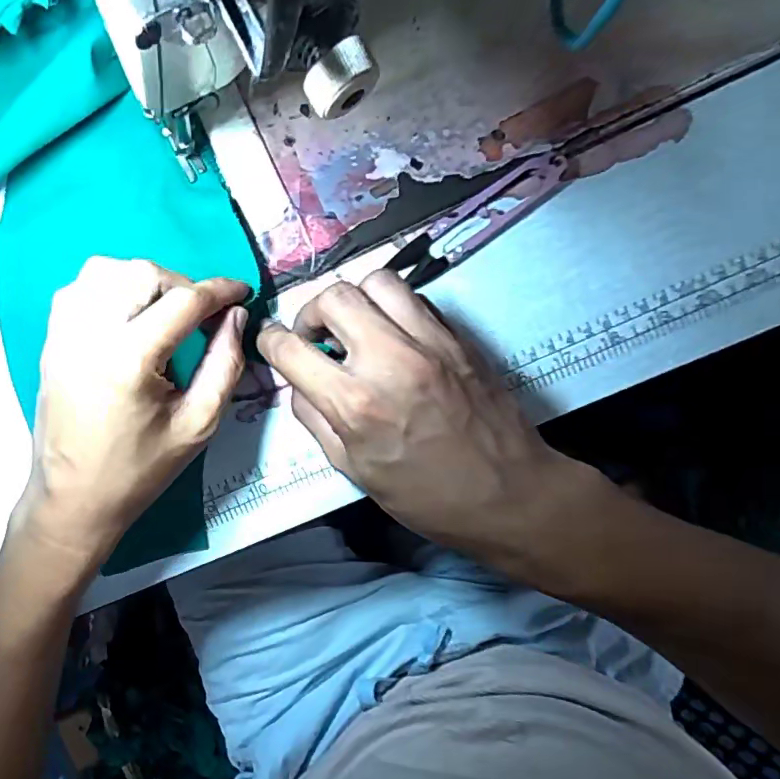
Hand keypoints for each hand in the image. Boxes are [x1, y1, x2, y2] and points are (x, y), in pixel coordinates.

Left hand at [18, 257, 249, 564]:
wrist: (74, 497)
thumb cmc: (140, 469)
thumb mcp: (198, 424)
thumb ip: (225, 364)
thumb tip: (237, 316)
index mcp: (130, 360)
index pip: (183, 300)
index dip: (220, 291)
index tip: (242, 293)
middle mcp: (91, 334)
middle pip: (143, 273)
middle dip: (182, 285)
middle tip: (201, 316)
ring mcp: (64, 333)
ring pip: (107, 269)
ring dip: (145, 281)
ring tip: (165, 312)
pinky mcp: (51, 338)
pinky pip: (81, 286)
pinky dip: (111, 286)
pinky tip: (129, 315)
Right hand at [256, 269, 605, 564]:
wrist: (509, 495)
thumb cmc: (428, 497)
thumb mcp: (355, 471)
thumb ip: (317, 420)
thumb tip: (302, 384)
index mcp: (356, 405)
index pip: (291, 348)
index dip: (270, 341)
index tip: (274, 343)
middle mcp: (390, 361)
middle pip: (333, 296)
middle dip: (311, 313)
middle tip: (317, 338)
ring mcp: (429, 342)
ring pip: (377, 280)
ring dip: (355, 300)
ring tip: (357, 328)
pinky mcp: (457, 337)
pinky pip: (415, 298)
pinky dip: (392, 308)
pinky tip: (394, 336)